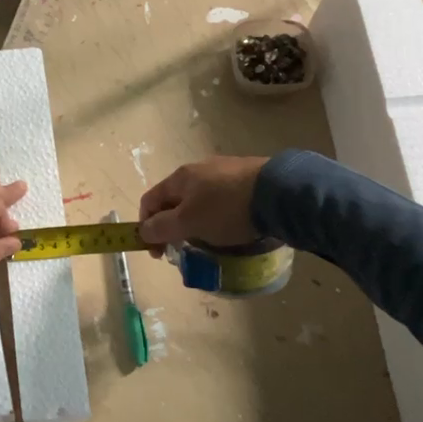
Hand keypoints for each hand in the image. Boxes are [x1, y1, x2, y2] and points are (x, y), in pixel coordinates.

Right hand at [138, 156, 268, 257]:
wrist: (279, 192)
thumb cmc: (226, 209)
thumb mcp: (188, 222)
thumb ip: (161, 227)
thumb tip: (143, 230)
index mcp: (180, 177)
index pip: (150, 201)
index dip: (146, 226)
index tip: (158, 252)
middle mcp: (200, 169)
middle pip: (176, 201)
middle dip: (174, 226)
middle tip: (184, 249)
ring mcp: (226, 171)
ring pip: (201, 200)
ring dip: (197, 222)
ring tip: (211, 241)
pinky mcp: (248, 178)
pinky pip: (224, 200)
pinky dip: (220, 216)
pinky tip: (233, 227)